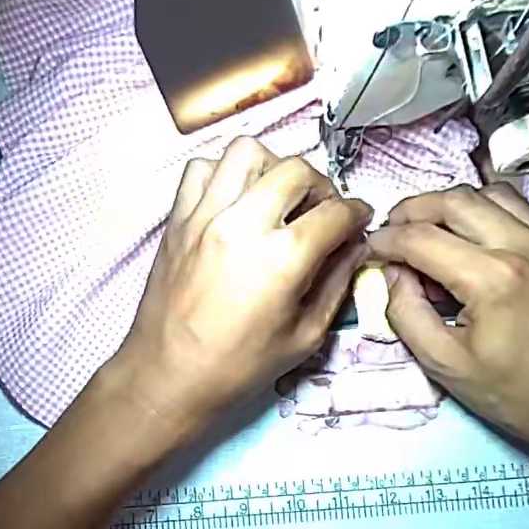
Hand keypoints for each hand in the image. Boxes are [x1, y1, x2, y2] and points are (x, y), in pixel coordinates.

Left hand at [100, 137, 371, 438]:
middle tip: (323, 212)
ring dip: (274, 169)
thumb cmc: (240, 366)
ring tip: (279, 199)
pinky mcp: (177, 217)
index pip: (334, 213)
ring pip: (247, 151)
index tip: (359, 221)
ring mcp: (204, 214)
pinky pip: (203, 167)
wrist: (168, 376)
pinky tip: (237, 202)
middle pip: (296, 169)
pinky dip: (227, 174)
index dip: (357, 214)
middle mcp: (243, 224)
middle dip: (322, 186)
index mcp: (282, 259)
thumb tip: (355, 248)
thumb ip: (337, 286)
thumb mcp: (305, 337)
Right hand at [366, 184, 528, 469]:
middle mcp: (523, 245)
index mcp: (491, 279)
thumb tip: (394, 274)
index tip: (369, 250)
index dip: (386, 240)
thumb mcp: (447, 366)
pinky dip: (485, 210)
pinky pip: (518, 208)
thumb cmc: (518, 397)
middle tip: (391, 232)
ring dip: (450, 204)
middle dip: (413, 210)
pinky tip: (470, 237)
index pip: (421, 238)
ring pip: (489, 193)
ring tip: (428, 230)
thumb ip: (408, 314)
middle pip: (455, 200)